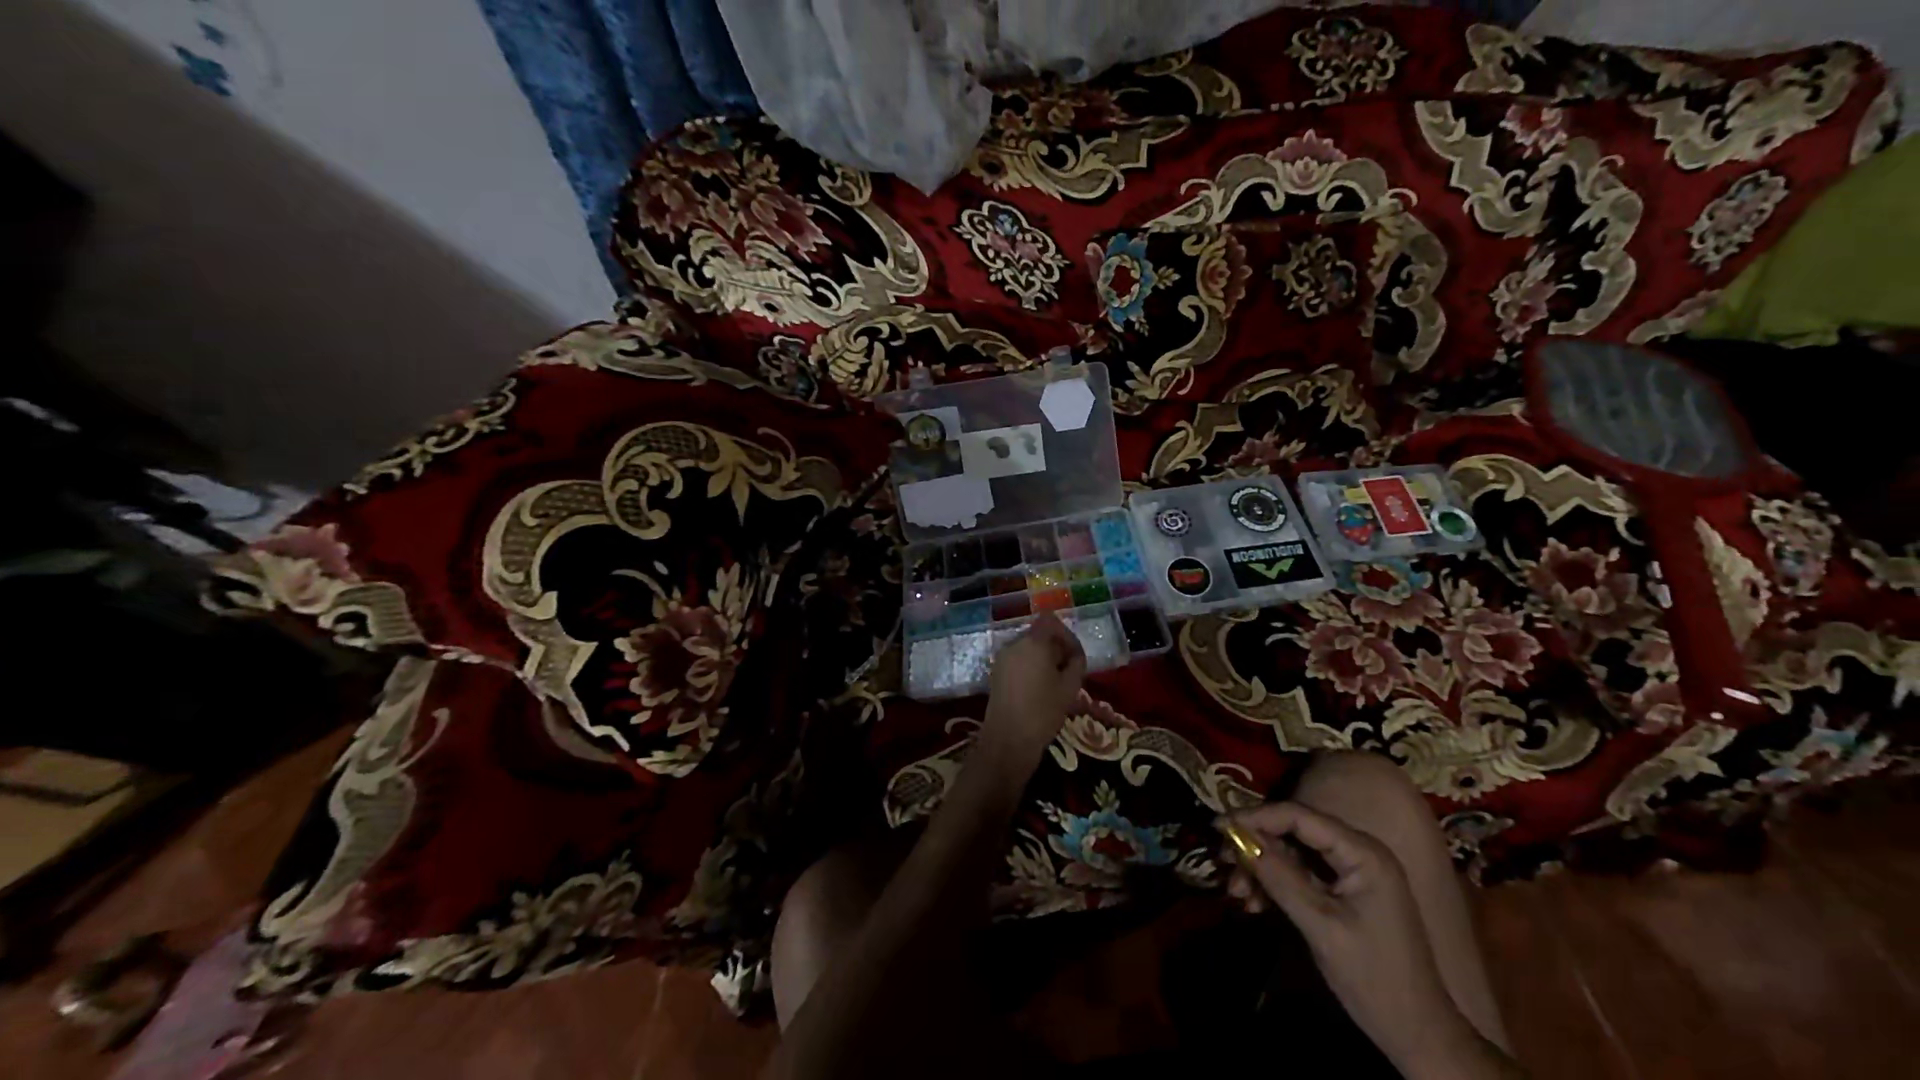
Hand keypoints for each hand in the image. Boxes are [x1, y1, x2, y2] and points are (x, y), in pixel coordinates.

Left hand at [980, 615, 1084, 758]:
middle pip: (1038, 634)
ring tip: (1056, 683)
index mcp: (1033, 642)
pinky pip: (1018, 661)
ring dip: (1043, 658)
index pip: (1050, 620)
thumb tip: (1074, 656)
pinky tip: (1039, 690)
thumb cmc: (1043, 711)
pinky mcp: (996, 673)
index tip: (1075, 656)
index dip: (1066, 634)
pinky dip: (1030, 667)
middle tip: (1069, 671)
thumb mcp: (1070, 687)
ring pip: (1028, 648)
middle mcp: (1014, 644)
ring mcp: (1002, 659)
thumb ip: (1076, 663)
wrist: (1008, 740)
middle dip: (1056, 648)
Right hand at [1222, 803, 1498, 1076]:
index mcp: (1363, 852)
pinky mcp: (1343, 893)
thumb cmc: (1374, 976)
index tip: (1218, 827)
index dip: (1255, 817)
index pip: (1299, 816)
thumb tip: (1238, 840)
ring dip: (1260, 870)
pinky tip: (1253, 905)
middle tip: (1224, 863)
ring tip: (1236, 893)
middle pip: (1292, 832)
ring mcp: (1351, 873)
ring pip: (1291, 854)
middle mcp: (1357, 852)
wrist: (1416, 1032)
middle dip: (1255, 847)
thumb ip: (1280, 878)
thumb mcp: (1320, 925)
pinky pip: (1300, 875)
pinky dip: (1274, 886)